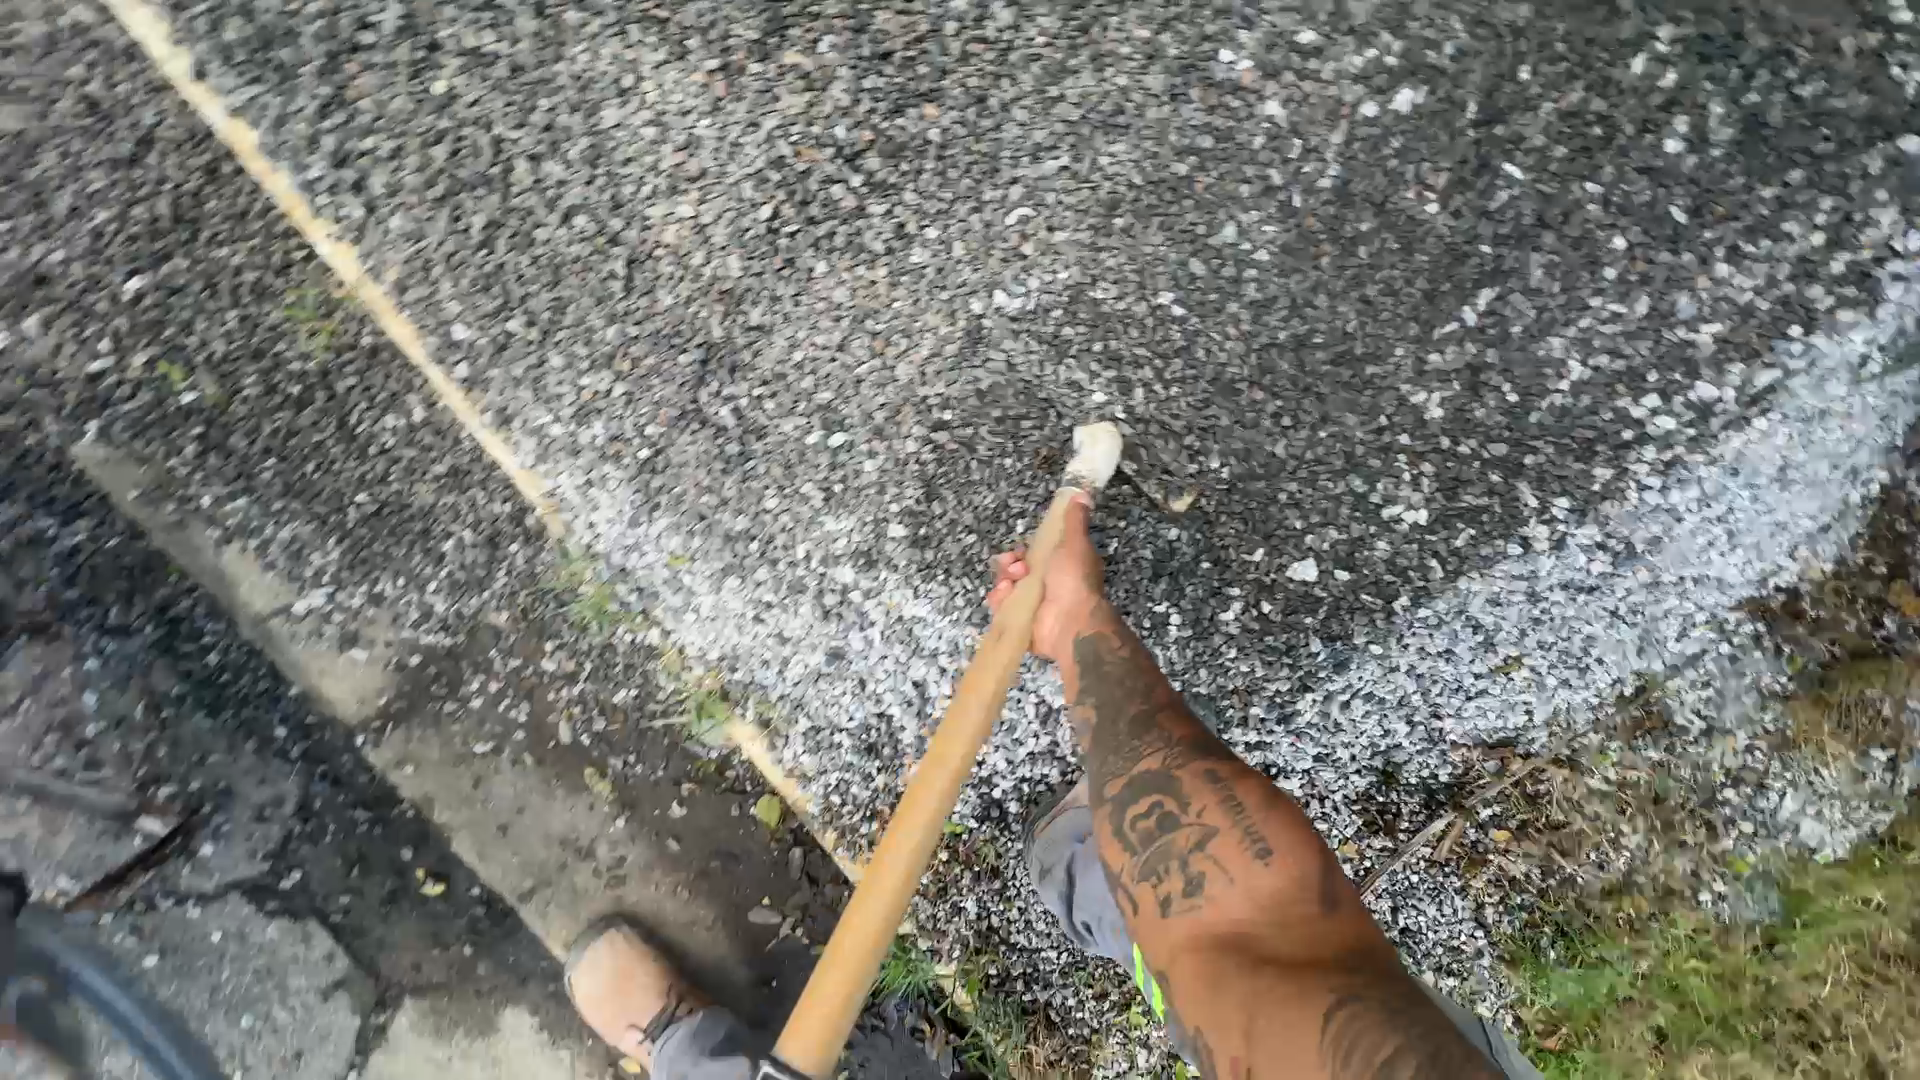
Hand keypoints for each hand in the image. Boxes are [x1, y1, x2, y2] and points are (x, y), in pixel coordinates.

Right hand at [984, 493, 1110, 662]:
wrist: (1070, 622)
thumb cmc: (1074, 580)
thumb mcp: (1075, 543)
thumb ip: (1075, 521)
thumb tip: (1082, 495)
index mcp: (1061, 567)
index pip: (1034, 555)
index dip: (1023, 551)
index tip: (1019, 551)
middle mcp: (1047, 586)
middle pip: (1016, 569)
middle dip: (1010, 564)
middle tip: (1015, 568)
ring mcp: (1033, 605)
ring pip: (1006, 587)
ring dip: (1003, 580)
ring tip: (1011, 583)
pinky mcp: (1021, 622)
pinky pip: (1002, 607)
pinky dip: (999, 600)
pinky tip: (1004, 596)